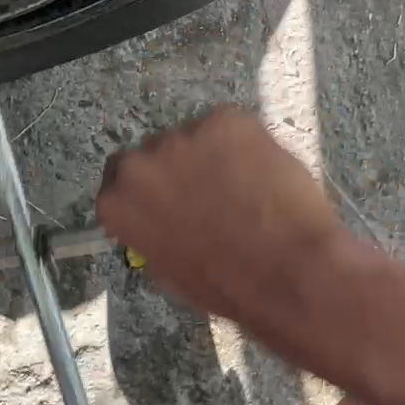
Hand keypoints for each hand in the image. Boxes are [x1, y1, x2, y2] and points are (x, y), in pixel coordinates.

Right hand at [96, 107, 343, 337]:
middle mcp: (139, 163)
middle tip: (209, 191)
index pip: (119, 180)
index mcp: (118, 203)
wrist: (286, 270)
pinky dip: (245, 145)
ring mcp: (182, 136)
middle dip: (178, 167)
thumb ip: (151, 231)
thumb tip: (162, 217)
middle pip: (154, 152)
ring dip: (212, 154)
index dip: (148, 187)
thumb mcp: (168, 268)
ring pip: (194, 137)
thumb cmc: (225, 285)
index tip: (168, 197)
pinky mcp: (225, 119)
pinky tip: (263, 173)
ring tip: (245, 185)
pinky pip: (230, 127)